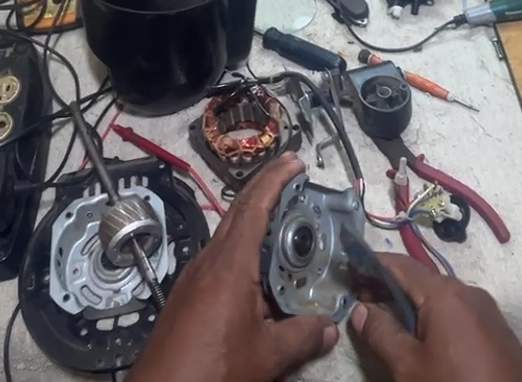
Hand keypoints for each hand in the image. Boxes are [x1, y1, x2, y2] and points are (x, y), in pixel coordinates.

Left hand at [129, 155, 338, 381]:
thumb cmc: (214, 367)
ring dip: (256, 220)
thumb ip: (302, 336)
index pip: (255, 206)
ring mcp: (196, 273)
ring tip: (285, 222)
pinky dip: (244, 248)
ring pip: (230, 233)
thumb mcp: (267, 356)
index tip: (295, 160)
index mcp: (231, 262)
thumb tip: (331, 326)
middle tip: (294, 177)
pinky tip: (260, 269)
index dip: (275, 179)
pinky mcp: (189, 291)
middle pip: (240, 210)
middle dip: (267, 189)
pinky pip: (221, 255)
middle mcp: (211, 258)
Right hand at [351, 252, 521, 381]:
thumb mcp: (410, 368)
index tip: (348, 267)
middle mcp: (467, 291)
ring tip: (388, 320)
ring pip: (439, 296)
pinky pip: (457, 312)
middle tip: (362, 300)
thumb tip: (362, 309)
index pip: (398, 264)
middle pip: (419, 278)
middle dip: (389, 285)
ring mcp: (486, 311)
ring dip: (411, 302)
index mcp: (444, 292)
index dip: (370, 263)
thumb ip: (382, 333)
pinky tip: (422, 337)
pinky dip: (433, 316)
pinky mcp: (497, 332)